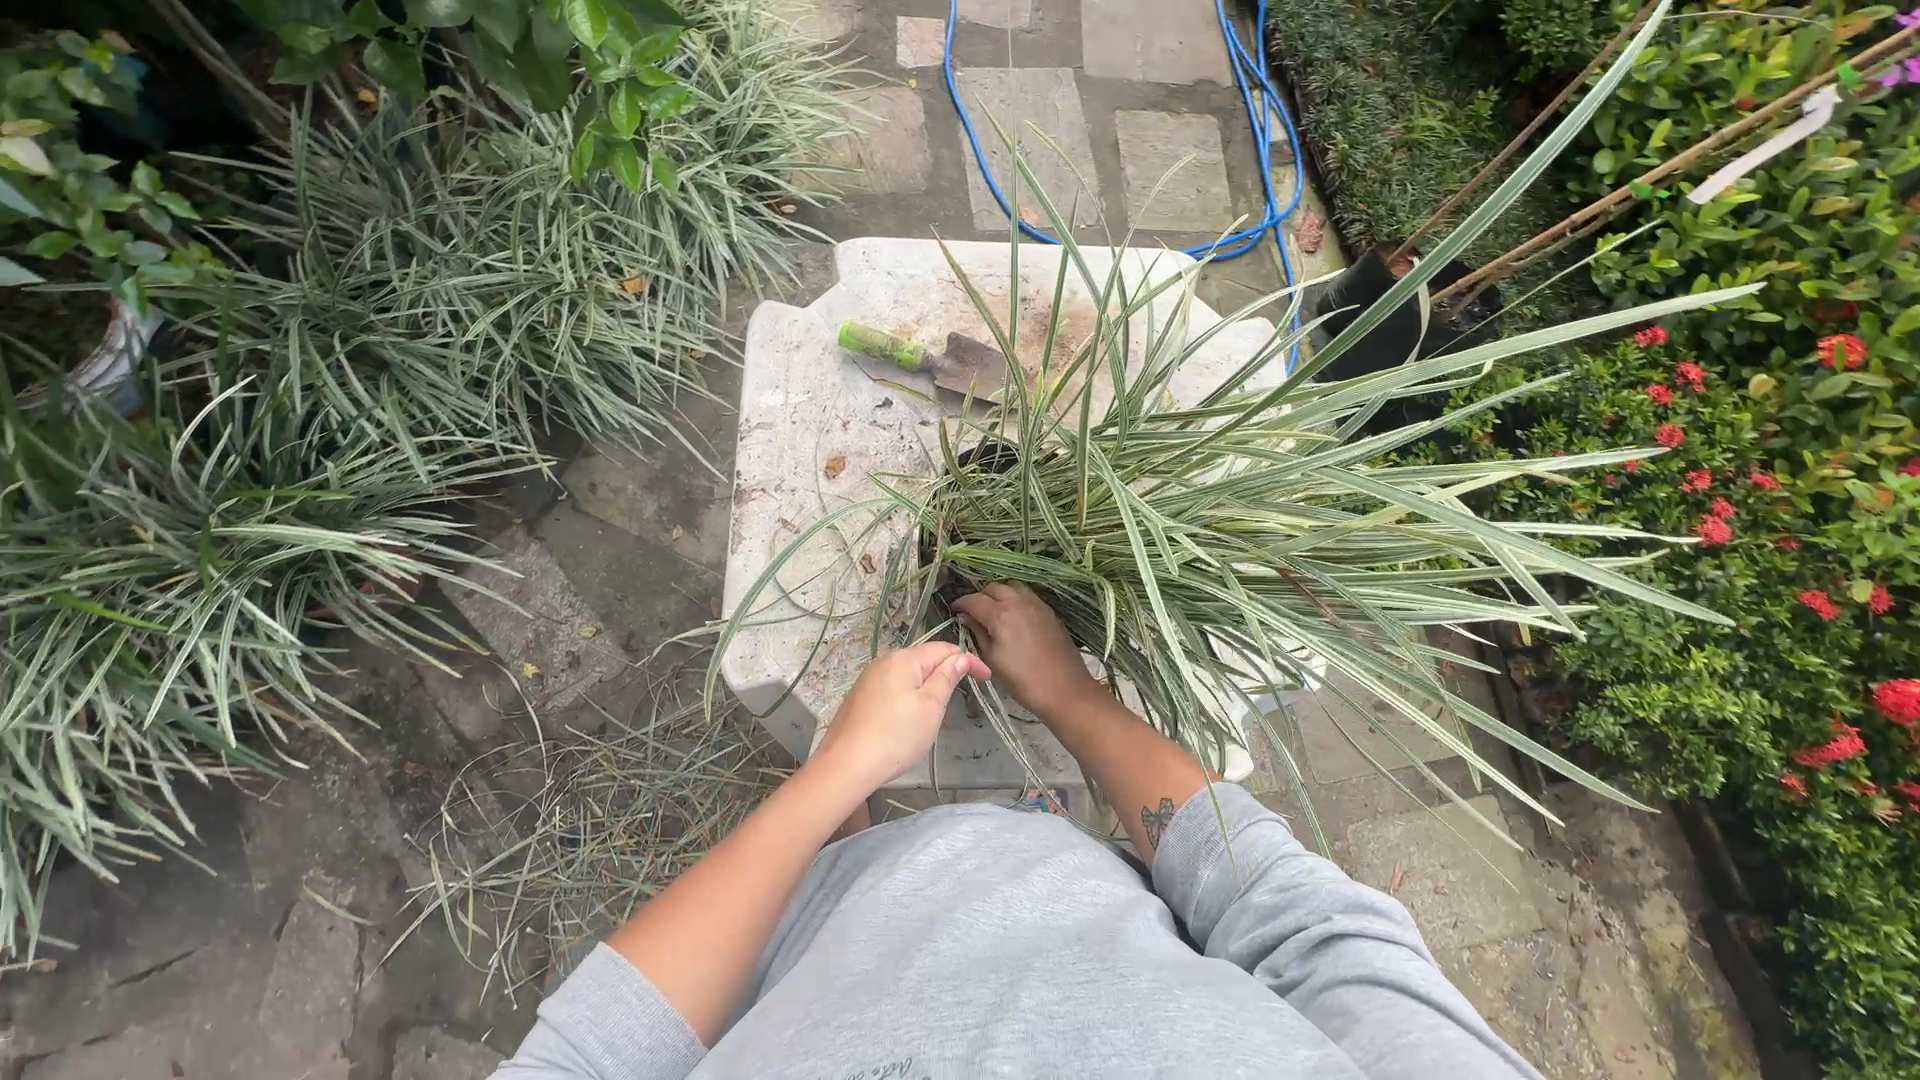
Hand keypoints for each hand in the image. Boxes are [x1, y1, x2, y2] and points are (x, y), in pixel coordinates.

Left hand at [811, 642, 989, 793]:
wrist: (847, 765)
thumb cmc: (896, 736)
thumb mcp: (931, 706)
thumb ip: (946, 678)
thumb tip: (959, 658)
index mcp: (903, 659)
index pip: (943, 649)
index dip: (968, 660)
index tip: (987, 677)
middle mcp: (883, 662)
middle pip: (923, 659)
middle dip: (945, 672)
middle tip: (961, 695)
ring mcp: (868, 680)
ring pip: (907, 674)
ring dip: (926, 685)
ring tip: (936, 711)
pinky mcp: (859, 698)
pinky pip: (892, 688)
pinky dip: (908, 696)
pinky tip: (907, 720)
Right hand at [951, 582, 1101, 719]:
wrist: (1064, 689)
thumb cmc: (1022, 680)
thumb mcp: (992, 660)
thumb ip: (977, 633)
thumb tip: (965, 618)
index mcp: (1000, 615)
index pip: (974, 600)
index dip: (961, 603)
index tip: (954, 610)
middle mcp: (1018, 602)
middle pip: (993, 587)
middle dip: (980, 596)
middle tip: (974, 611)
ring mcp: (1037, 604)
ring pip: (1012, 586)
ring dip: (999, 593)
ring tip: (994, 609)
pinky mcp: (1049, 611)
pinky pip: (1027, 595)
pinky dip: (1015, 598)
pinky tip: (1014, 614)